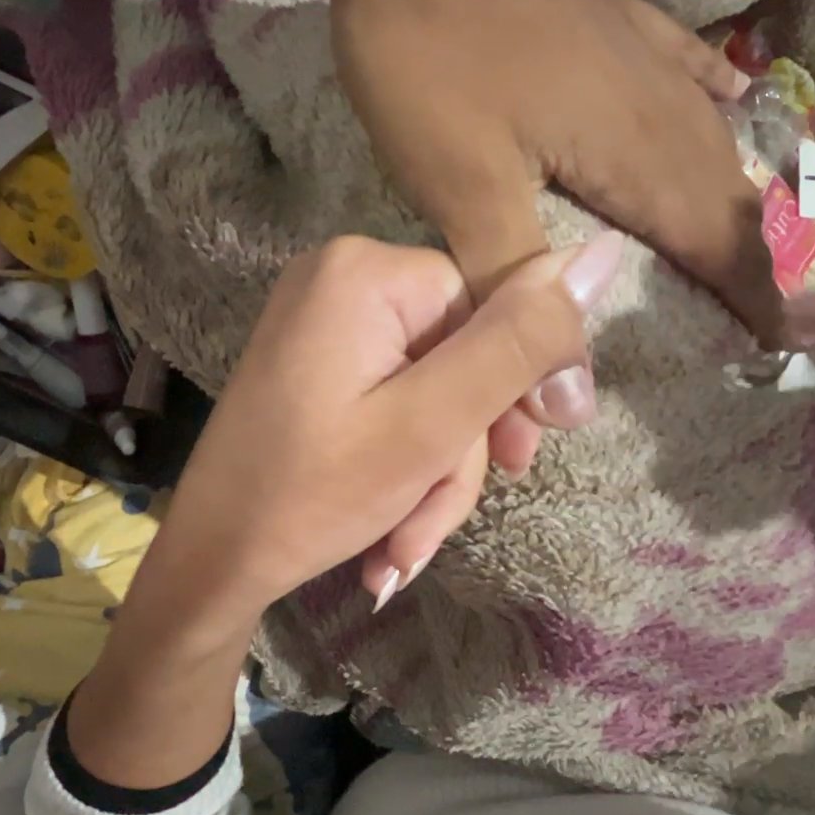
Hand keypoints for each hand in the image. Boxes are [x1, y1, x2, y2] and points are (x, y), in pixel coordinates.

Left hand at [70, 232, 622, 788]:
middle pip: (458, 358)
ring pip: (428, 394)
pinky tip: (382, 535)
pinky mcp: (314, 367)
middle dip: (456, 453)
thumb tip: (602, 252)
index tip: (519, 464)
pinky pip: (390, 406)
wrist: (212, 562)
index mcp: (365, 270)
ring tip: (397, 551)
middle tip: (427, 528)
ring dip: (428, 478)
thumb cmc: (311, 496)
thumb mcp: (431, 424)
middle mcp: (339, 279)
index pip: (491, 307)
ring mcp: (321, 325)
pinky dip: (398, 469)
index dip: (510, 390)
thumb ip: (518, 341)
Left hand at [317, 0, 774, 474]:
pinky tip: (725, 111)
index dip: (750, 299)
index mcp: (638, 155)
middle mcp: (662, 105)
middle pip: (725, 197)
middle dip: (745, 259)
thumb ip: (515, 291)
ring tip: (741, 244)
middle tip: (760, 311)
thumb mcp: (463, 189)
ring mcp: (640, 53)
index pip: (719, 246)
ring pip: (708, 143)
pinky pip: (682, 76)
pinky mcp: (611, 21)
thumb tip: (568, 401)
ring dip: (728, 198)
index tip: (781, 344)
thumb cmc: (432, 55)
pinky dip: (706, 109)